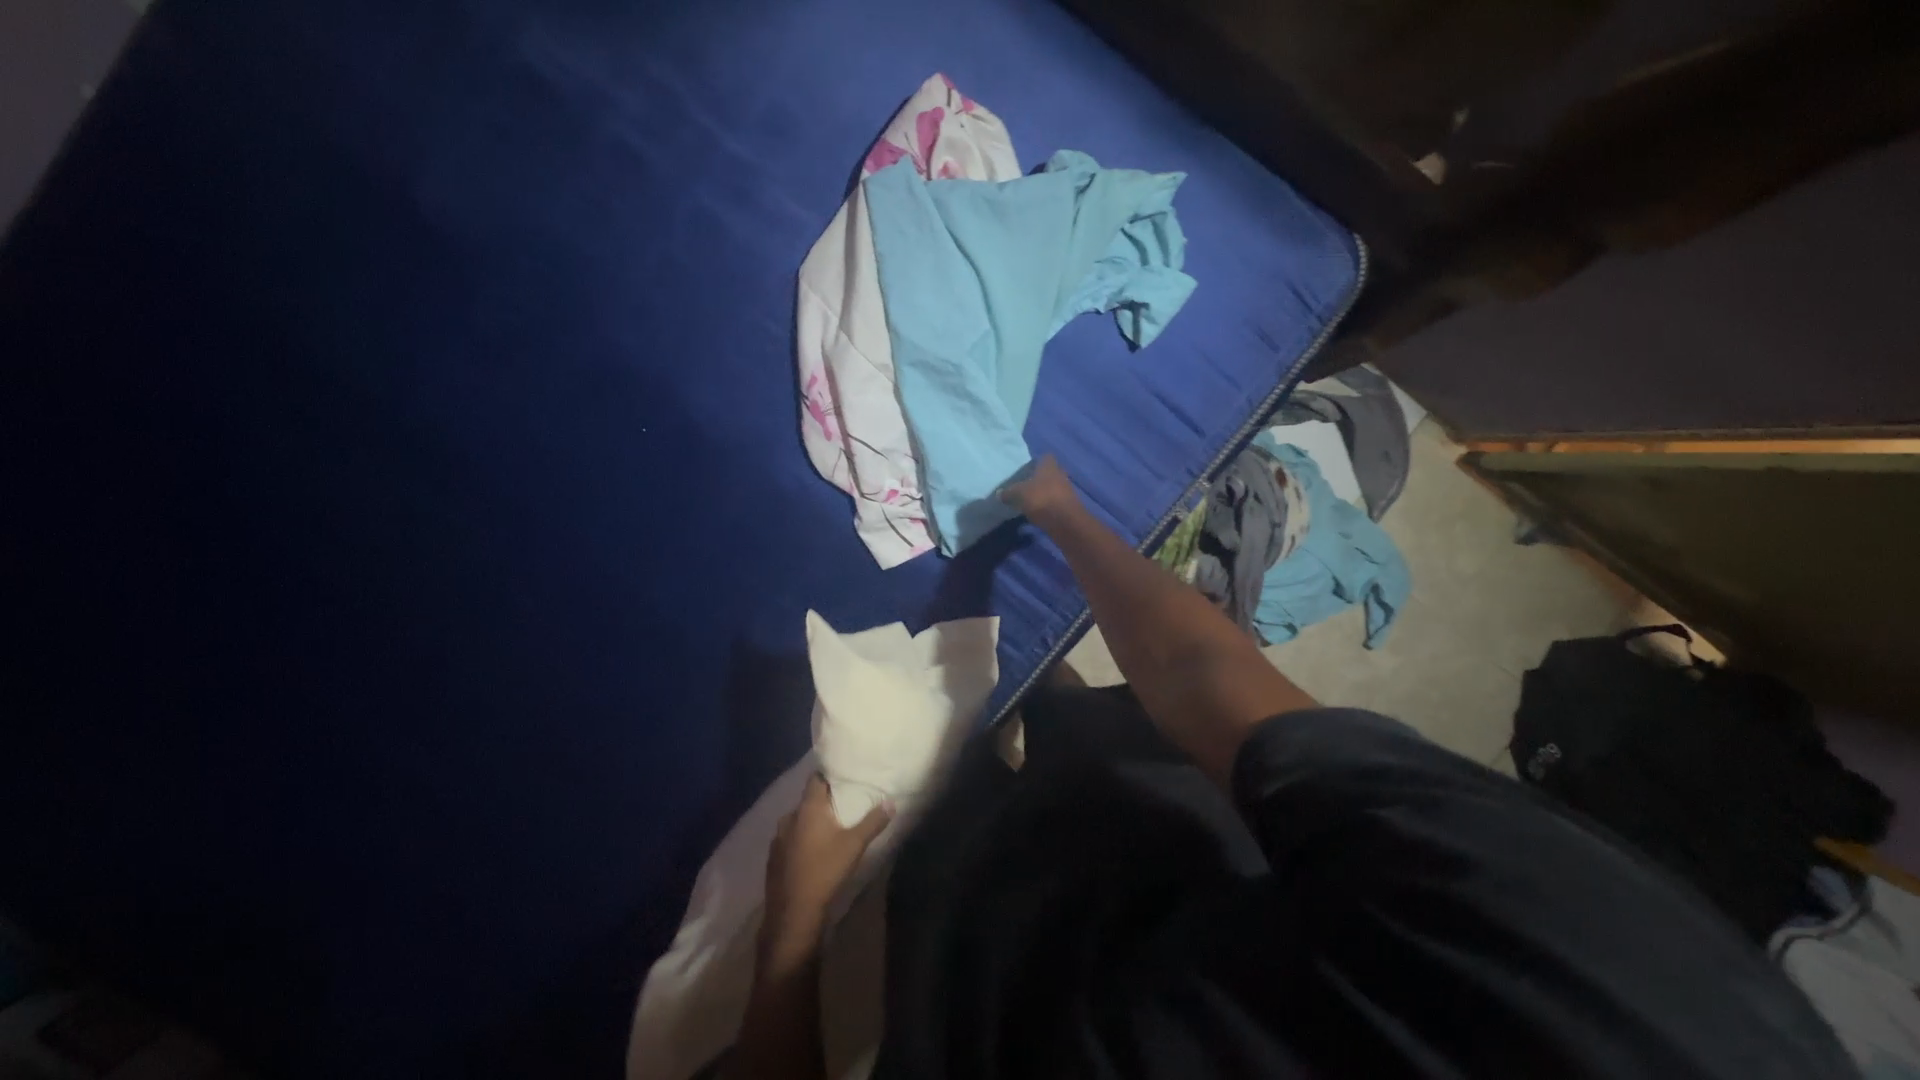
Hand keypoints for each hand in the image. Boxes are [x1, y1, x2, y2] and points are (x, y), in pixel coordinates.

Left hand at [759, 774, 891, 968]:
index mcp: (807, 809)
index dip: (829, 775)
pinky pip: (789, 840)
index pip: (816, 778)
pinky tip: (812, 854)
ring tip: (830, 831)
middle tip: (843, 807)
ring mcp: (777, 838)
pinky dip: (800, 841)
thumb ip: (873, 822)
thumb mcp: (854, 845)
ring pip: (797, 822)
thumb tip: (890, 802)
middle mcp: (788, 817)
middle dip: (823, 803)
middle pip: (807, 801)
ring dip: (811, 824)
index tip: (844, 778)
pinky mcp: (773, 857)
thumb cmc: (825, 870)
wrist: (793, 911)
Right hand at [999, 456, 1081, 528]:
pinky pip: (1054, 503)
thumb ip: (1008, 492)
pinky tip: (1036, 513)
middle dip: (1038, 479)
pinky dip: (1046, 507)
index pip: (1045, 457)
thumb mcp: (1019, 494)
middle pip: (1049, 474)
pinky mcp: (1068, 507)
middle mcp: (1060, 475)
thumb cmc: (1042, 499)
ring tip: (1027, 501)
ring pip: (1052, 489)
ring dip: (1042, 494)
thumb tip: (999, 493)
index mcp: (1049, 466)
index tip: (1025, 469)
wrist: (1066, 523)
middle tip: (1023, 485)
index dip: (1036, 462)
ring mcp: (1066, 492)